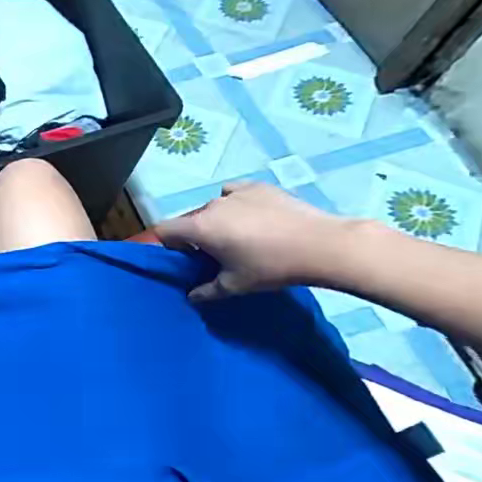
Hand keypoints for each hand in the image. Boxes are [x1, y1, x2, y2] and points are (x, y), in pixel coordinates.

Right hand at [153, 183, 362, 300]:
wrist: (318, 244)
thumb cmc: (270, 268)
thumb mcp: (235, 285)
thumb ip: (207, 291)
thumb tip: (192, 296)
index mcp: (201, 227)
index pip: (164, 230)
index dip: (163, 245)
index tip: (178, 260)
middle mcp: (213, 204)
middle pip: (191, 220)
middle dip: (195, 237)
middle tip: (213, 257)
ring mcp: (236, 191)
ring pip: (214, 207)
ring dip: (217, 221)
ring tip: (238, 239)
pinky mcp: (258, 185)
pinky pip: (235, 194)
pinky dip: (235, 206)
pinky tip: (254, 220)